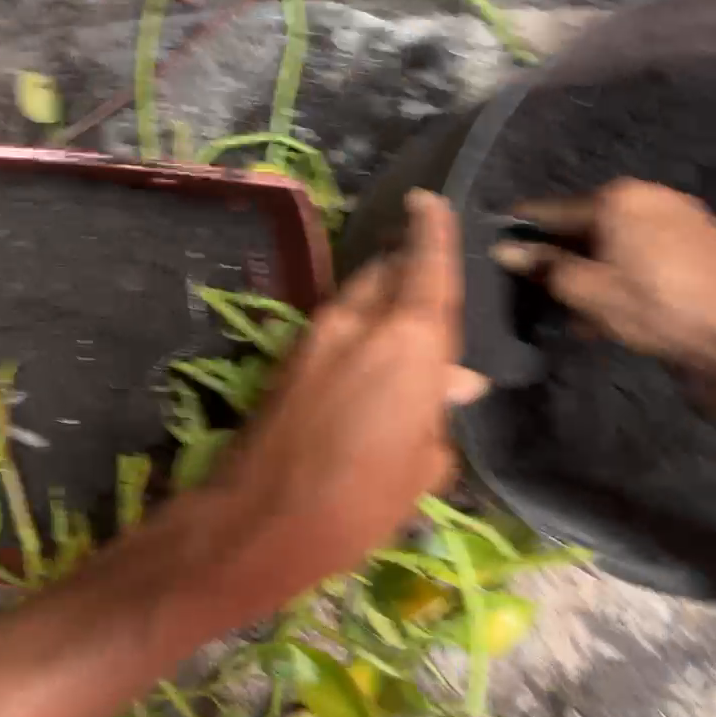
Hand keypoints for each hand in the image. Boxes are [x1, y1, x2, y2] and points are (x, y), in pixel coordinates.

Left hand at [212, 189, 486, 589]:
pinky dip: (350, 332)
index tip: (427, 199)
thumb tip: (452, 381)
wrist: (263, 517)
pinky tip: (362, 358)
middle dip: (402, 269)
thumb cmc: (363, 498)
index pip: (425, 267)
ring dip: (374, 303)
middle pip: (381, 276)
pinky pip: (328, 333)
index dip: (431, 230)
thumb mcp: (424, 462)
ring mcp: (309, 342)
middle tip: (423, 277)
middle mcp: (354, 325)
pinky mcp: (281, 364)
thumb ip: (436, 409)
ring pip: (350, 303)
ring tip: (397, 322)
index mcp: (406, 341)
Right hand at [489, 179, 715, 380]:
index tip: (498, 254)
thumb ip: (541, 265)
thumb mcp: (582, 289)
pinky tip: (619, 305)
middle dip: (562, 257)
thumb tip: (504, 249)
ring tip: (581, 307)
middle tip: (543, 292)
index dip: (520, 235)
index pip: (548, 212)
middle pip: (585, 226)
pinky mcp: (704, 244)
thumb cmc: (652, 306)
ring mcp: (684, 218)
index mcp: (618, 199)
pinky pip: (646, 253)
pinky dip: (625, 273)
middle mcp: (652, 197)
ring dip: (593, 269)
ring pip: (616, 242)